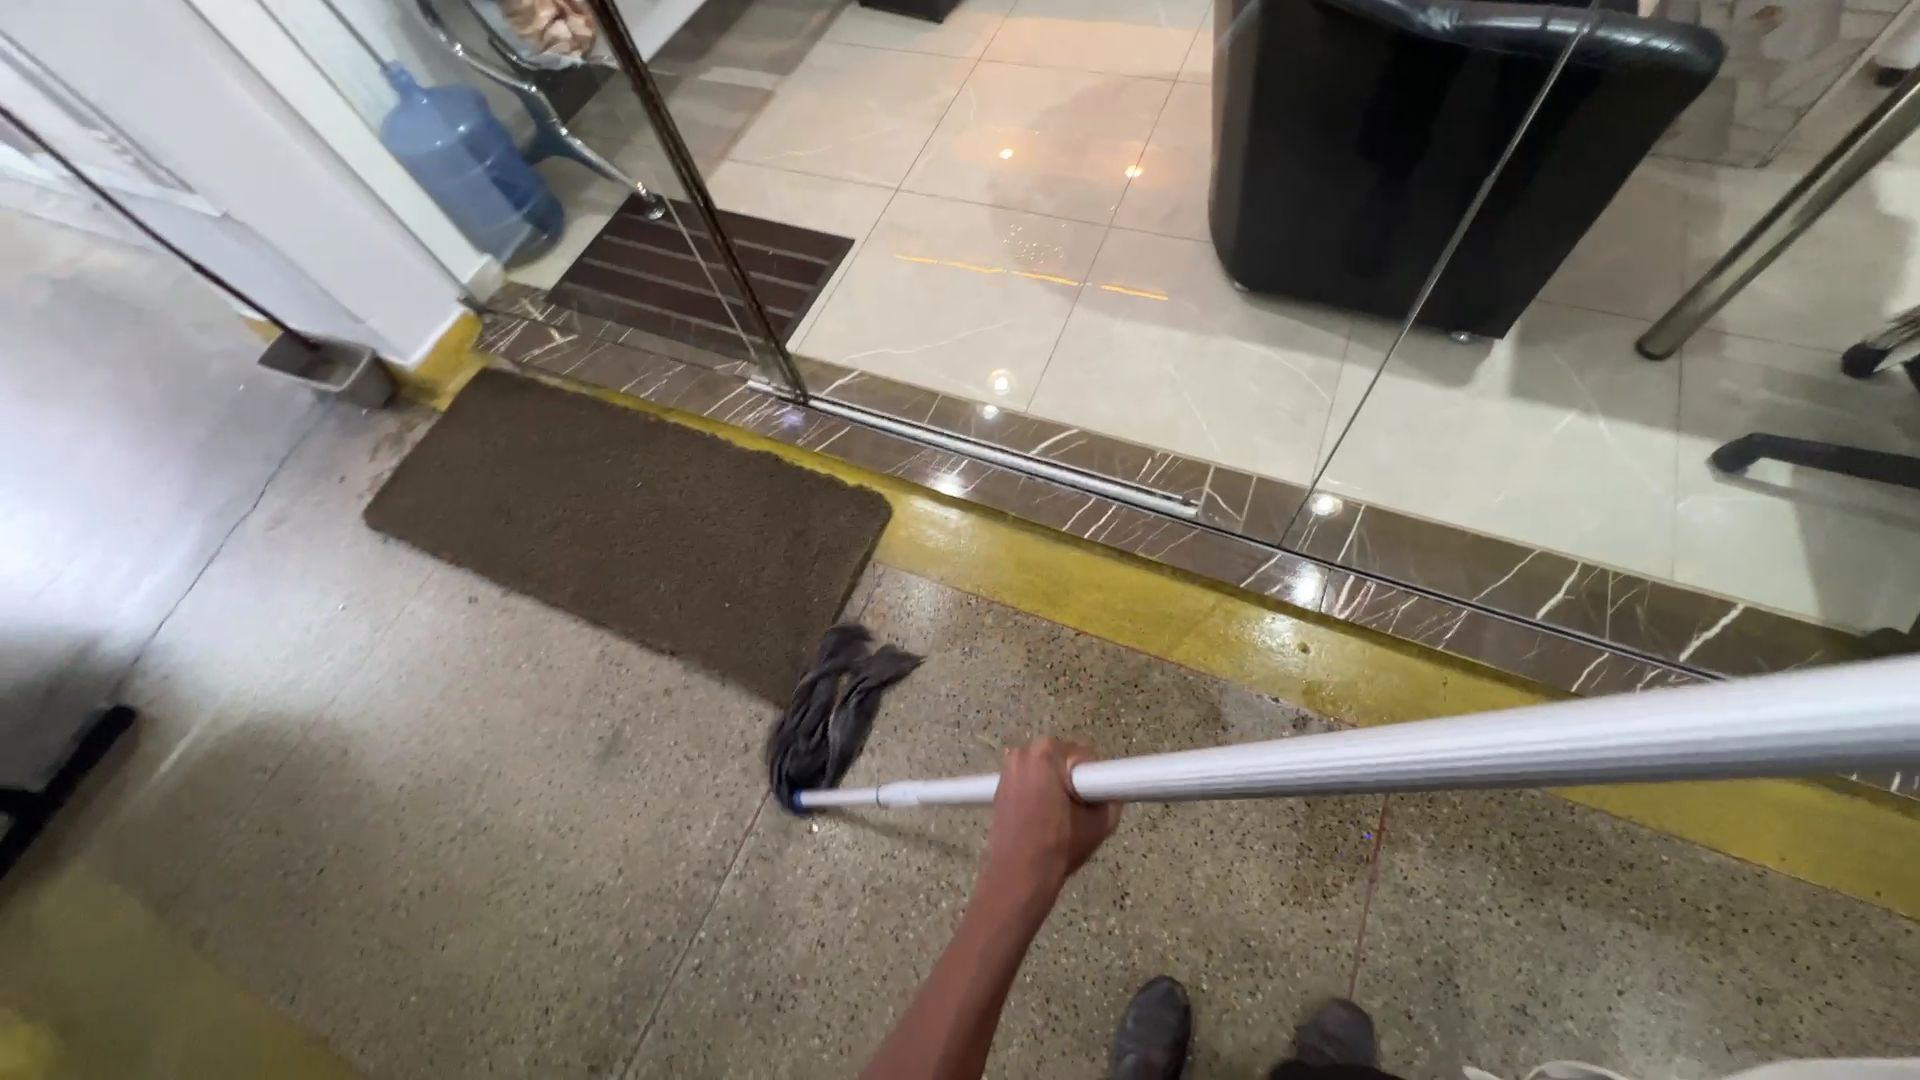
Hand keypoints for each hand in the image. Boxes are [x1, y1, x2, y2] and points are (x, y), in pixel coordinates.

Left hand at [980, 738, 1120, 902]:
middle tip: (1076, 810)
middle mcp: (1023, 752)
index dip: (1093, 780)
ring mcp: (1008, 767)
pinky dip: (1037, 790)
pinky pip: (1028, 779)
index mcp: (1047, 753)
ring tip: (1058, 814)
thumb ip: (1112, 795)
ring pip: (1045, 769)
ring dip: (1053, 784)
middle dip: (1072, 779)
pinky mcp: (999, 784)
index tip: (1091, 801)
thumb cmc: (1061, 844)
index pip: (1084, 758)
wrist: (1020, 873)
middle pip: (1062, 759)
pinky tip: (1040, 815)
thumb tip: (1110, 788)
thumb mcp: (1101, 822)